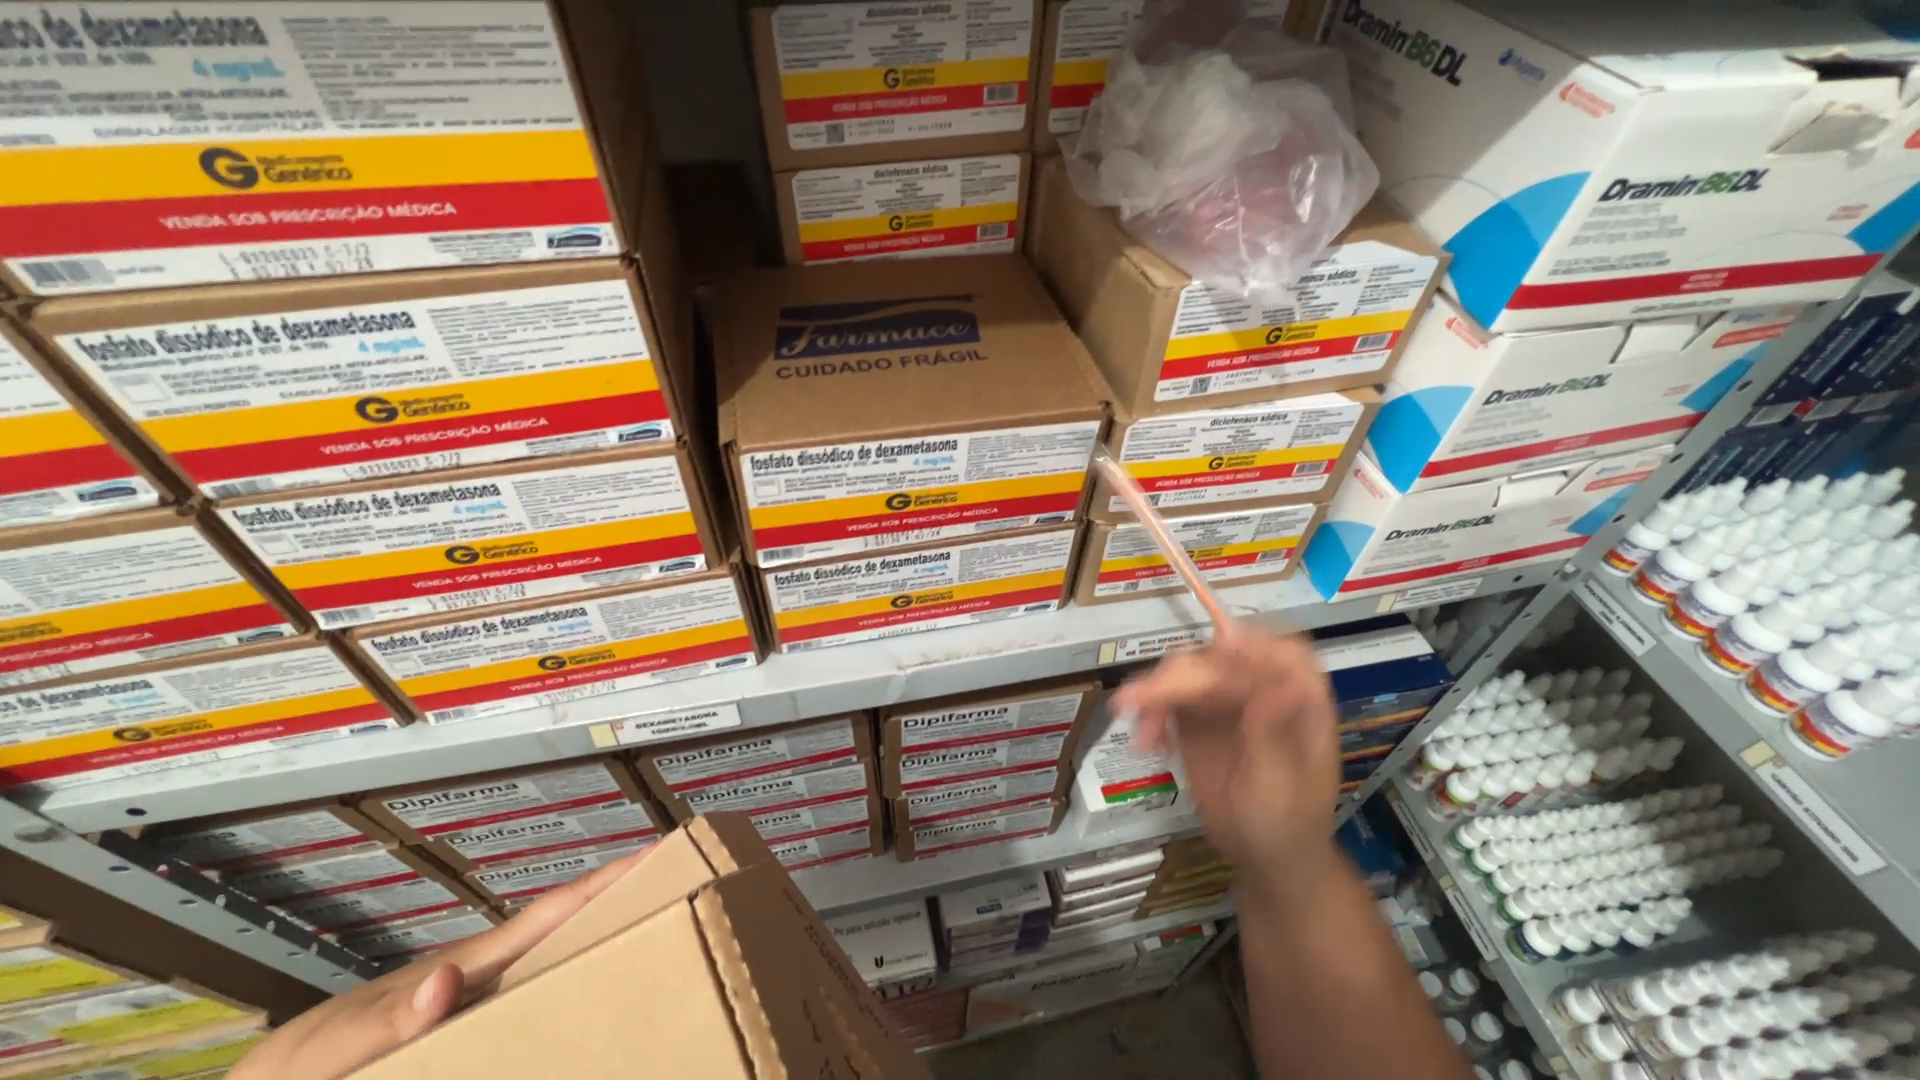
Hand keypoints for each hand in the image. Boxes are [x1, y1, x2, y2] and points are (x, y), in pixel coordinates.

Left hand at [229, 849, 646, 1079]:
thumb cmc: (303, 1066)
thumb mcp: (338, 1053)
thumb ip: (390, 1022)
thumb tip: (455, 979)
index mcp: (471, 968)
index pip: (550, 916)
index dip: (605, 883)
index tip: (662, 851)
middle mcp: (489, 975)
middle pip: (571, 928)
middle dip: (629, 899)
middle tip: (693, 886)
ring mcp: (485, 1000)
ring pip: (562, 962)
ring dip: (611, 939)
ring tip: (670, 935)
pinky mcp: (479, 1030)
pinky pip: (544, 1001)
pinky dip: (582, 985)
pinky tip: (604, 1006)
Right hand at [1109, 622, 1339, 888]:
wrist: (1265, 858)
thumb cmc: (1286, 825)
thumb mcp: (1279, 786)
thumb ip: (1272, 734)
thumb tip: (1277, 685)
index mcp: (1299, 701)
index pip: (1282, 655)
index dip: (1253, 645)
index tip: (1221, 648)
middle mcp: (1263, 690)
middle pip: (1220, 661)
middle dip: (1180, 676)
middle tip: (1141, 699)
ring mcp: (1227, 701)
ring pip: (1188, 673)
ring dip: (1156, 689)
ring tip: (1127, 713)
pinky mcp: (1196, 717)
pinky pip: (1168, 698)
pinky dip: (1150, 710)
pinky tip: (1145, 739)